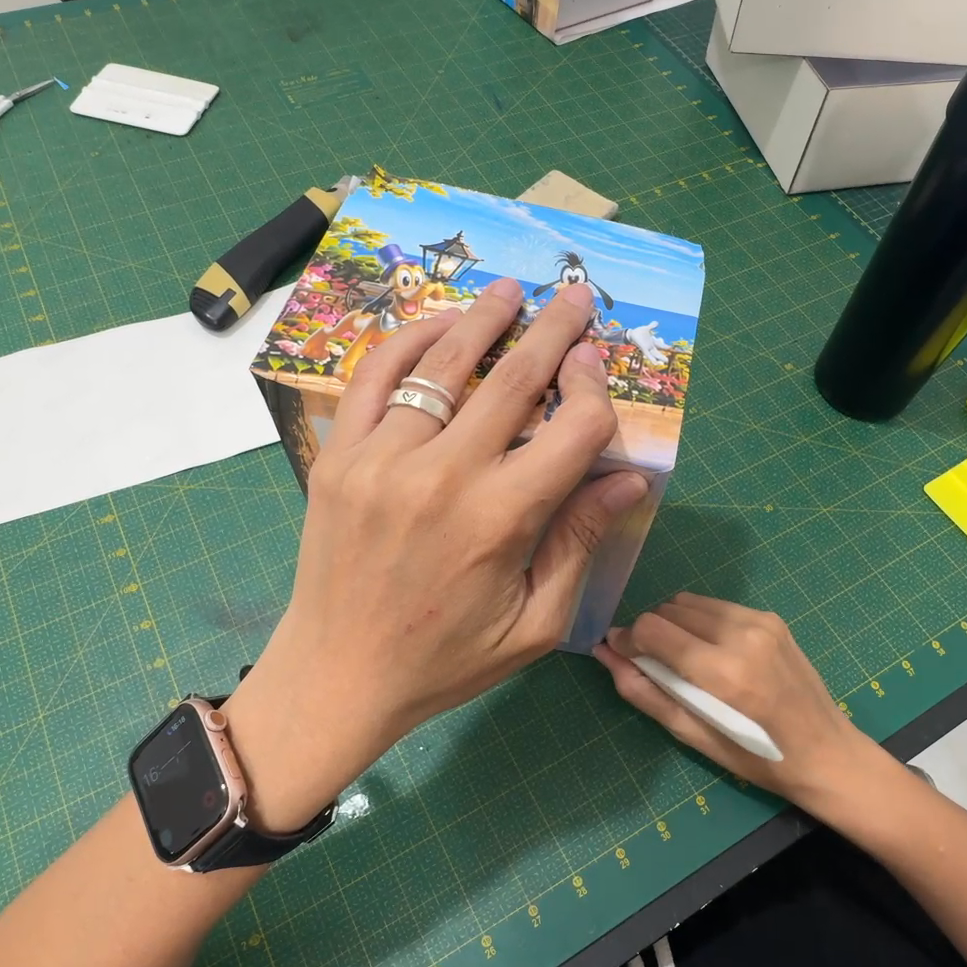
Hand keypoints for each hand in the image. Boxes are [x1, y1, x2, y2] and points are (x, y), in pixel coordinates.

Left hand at [230, 278, 648, 829]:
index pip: (571, 431)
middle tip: (574, 297)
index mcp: (500, 520)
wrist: (337, 676)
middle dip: (554, 332)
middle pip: (514, 380)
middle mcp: (443, 476)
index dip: (595, 393)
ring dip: (484, 320)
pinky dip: (409, 342)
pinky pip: (375, 378)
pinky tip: (440, 327)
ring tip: (511, 291)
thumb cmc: (446, 660)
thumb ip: (579, 544)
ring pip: (444, 365)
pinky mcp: (340, 457)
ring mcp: (382, 459)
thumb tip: (629, 480)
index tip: (598, 368)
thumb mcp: (533, 625)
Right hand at [595, 594, 882, 807]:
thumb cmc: (757, 758)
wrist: (826, 752)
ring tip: (684, 659)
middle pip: (668, 609)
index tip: (624, 656)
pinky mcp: (771, 617)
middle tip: (656, 665)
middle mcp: (741, 635)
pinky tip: (712, 652)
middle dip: (651, 633)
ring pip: (690, 602)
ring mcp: (760, 621)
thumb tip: (606, 654)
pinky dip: (701, 622)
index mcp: (722, 672)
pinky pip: (716, 606)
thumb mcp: (693, 736)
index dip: (628, 639)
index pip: (652, 628)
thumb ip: (645, 692)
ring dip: (675, 624)